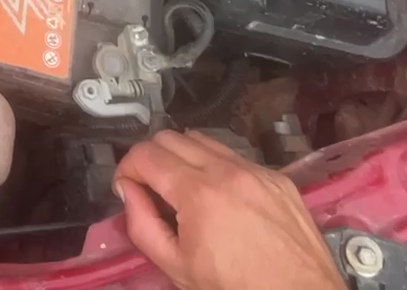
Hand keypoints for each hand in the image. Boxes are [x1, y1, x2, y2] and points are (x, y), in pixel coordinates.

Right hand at [115, 130, 344, 289]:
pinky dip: (217, 167)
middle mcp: (226, 171)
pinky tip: (223, 197)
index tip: (128, 188)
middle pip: (168, 137)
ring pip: (200, 139)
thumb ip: (141, 225)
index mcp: (198, 193)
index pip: (144, 154)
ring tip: (186, 188)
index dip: (127, 168)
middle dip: (151, 158)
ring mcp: (256, 171)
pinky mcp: (279, 179)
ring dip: (183, 156)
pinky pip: (234, 156)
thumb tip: (128, 190)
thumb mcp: (177, 269)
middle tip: (153, 188)